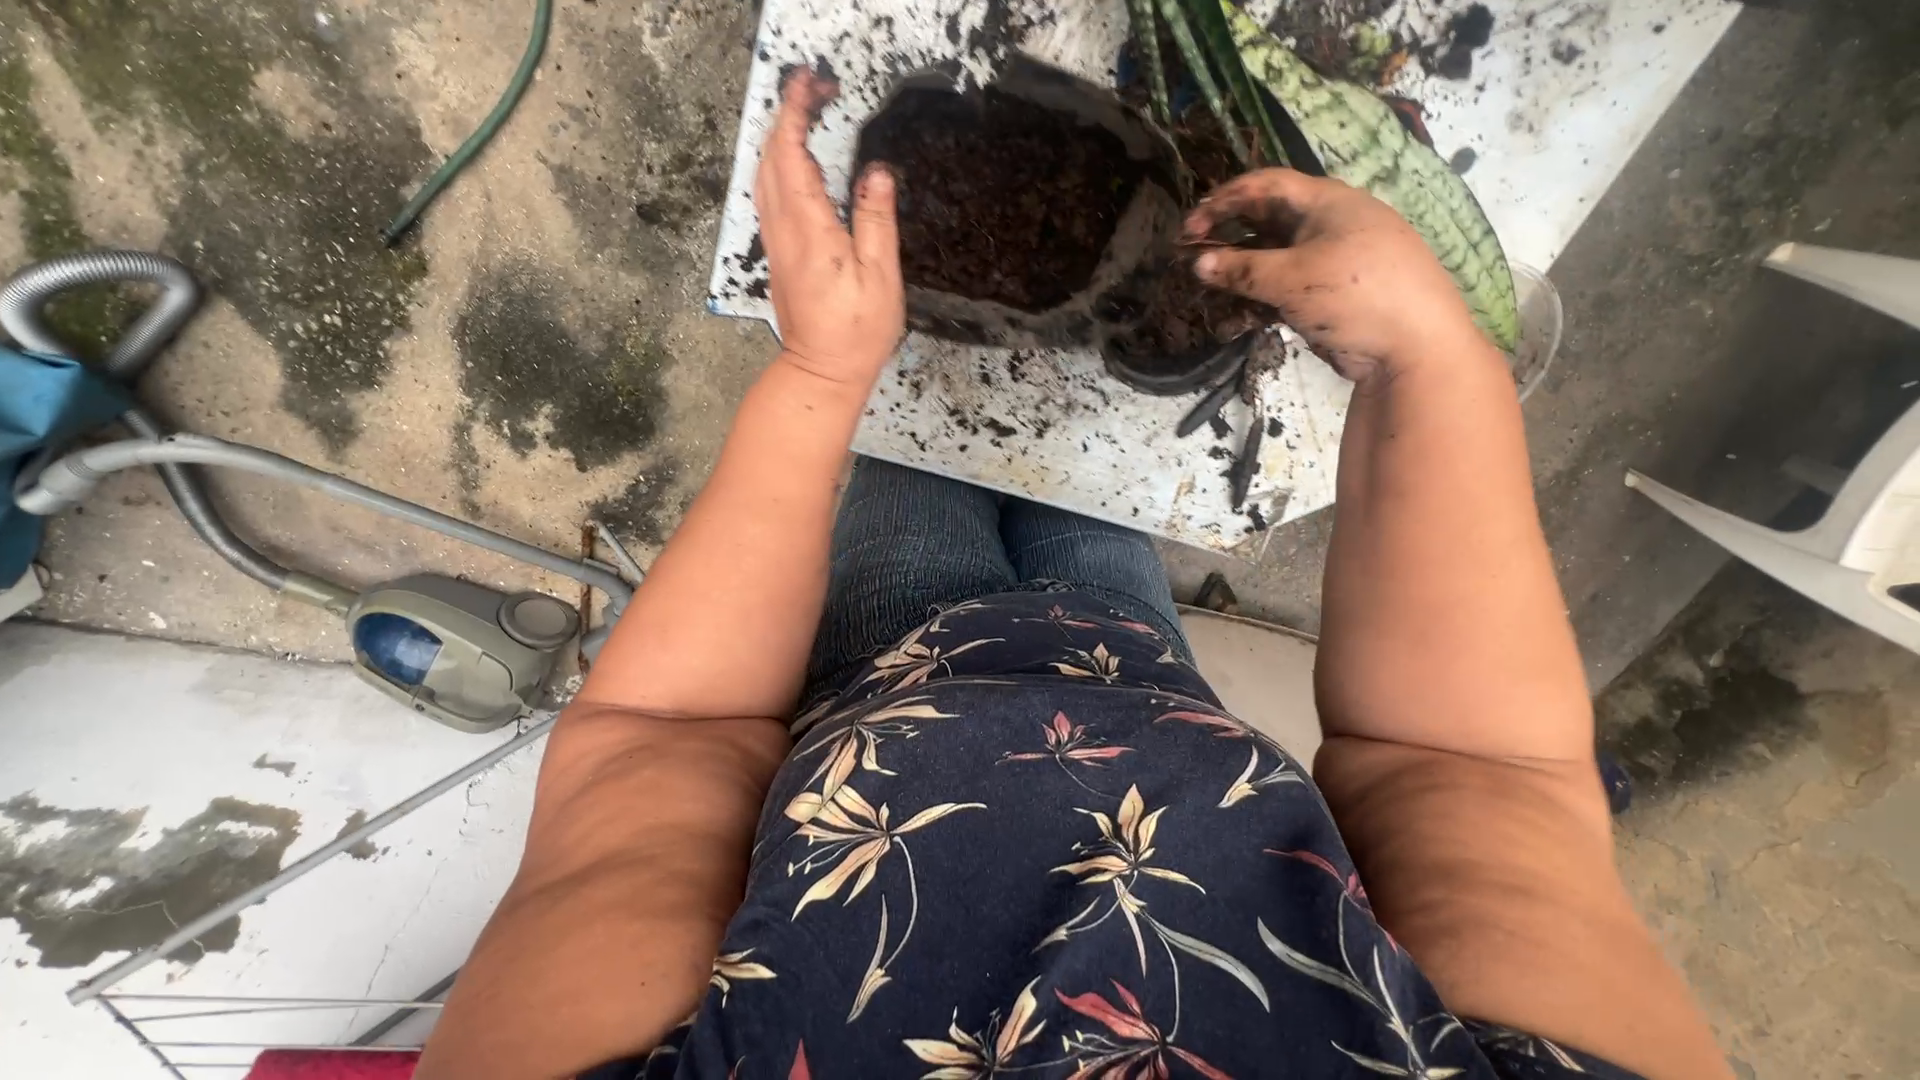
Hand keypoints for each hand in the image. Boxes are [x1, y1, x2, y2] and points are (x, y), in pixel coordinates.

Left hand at [754, 68, 904, 388]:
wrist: (822, 372)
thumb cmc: (857, 332)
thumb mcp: (880, 277)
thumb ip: (876, 220)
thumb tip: (876, 172)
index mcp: (811, 232)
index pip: (791, 156)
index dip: (795, 113)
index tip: (810, 84)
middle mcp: (784, 232)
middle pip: (770, 160)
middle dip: (785, 118)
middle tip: (812, 92)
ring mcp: (776, 245)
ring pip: (763, 178)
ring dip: (777, 141)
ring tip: (802, 118)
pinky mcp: (778, 257)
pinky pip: (767, 198)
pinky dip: (776, 169)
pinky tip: (793, 165)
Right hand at [1182, 169, 1485, 382]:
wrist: (1414, 346)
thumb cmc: (1355, 293)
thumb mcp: (1291, 278)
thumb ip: (1241, 270)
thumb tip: (1198, 263)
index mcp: (1325, 203)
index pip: (1264, 186)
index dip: (1223, 202)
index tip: (1190, 228)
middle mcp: (1326, 226)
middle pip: (1265, 223)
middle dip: (1227, 240)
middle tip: (1193, 258)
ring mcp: (1328, 262)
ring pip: (1271, 261)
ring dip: (1238, 277)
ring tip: (1209, 295)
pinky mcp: (1328, 296)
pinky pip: (1283, 291)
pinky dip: (1257, 302)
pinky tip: (1236, 321)